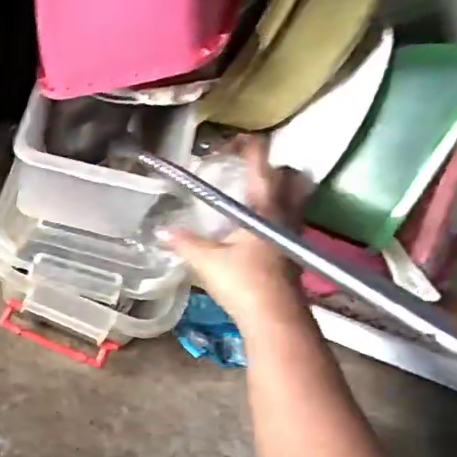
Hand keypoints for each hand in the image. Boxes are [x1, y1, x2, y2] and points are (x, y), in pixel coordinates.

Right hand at [159, 134, 309, 329]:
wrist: (274, 317)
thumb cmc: (243, 281)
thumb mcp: (205, 260)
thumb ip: (184, 241)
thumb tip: (162, 229)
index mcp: (264, 208)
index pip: (262, 167)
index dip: (250, 149)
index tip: (236, 140)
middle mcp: (285, 215)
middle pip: (290, 179)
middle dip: (273, 168)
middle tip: (249, 169)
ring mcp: (293, 234)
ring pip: (294, 200)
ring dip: (279, 191)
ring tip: (254, 194)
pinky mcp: (292, 253)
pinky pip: (288, 221)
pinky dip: (275, 215)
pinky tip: (257, 227)